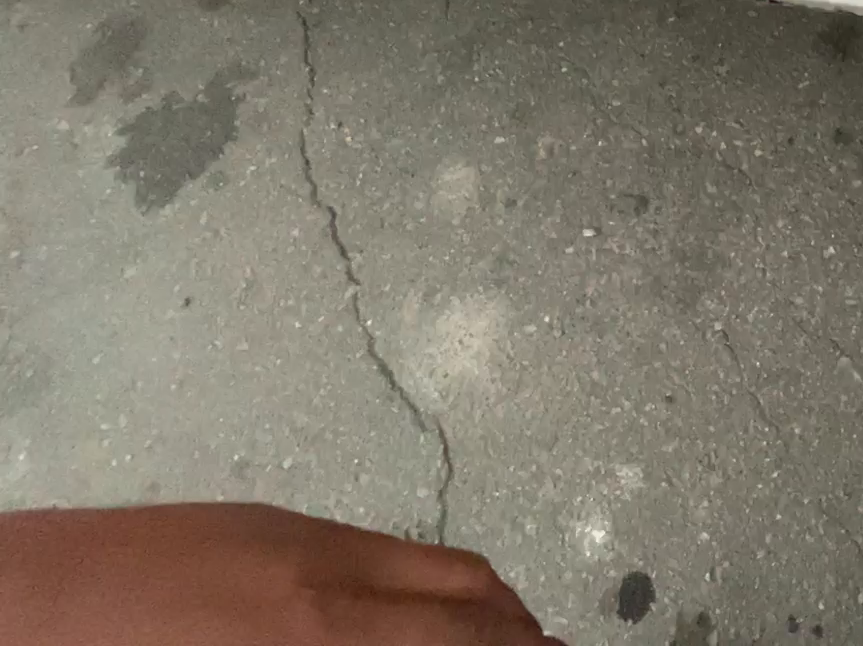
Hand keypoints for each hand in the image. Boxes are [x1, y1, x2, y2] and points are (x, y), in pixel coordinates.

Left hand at [0, 503, 562, 645]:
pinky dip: (437, 578)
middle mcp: (332, 576)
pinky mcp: (288, 523)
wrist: (6, 598)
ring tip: (507, 628)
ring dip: (486, 597)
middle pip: (467, 589)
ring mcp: (314, 538)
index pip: (454, 636)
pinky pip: (397, 548)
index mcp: (312, 635)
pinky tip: (428, 604)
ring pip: (440, 560)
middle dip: (518, 623)